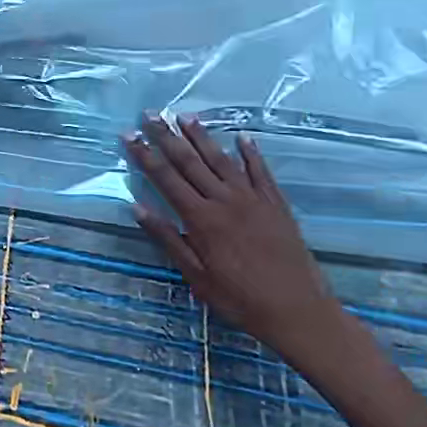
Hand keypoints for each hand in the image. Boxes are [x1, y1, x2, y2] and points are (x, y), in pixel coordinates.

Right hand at [124, 112, 346, 361]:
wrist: (298, 312)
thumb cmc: (239, 298)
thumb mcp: (195, 275)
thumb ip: (167, 238)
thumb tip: (137, 207)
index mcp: (201, 219)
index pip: (165, 178)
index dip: (145, 154)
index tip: (129, 135)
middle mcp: (225, 201)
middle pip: (189, 161)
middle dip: (166, 136)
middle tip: (150, 114)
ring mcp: (253, 200)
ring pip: (221, 160)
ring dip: (202, 136)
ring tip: (185, 116)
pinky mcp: (276, 206)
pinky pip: (261, 173)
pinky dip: (251, 153)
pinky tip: (242, 137)